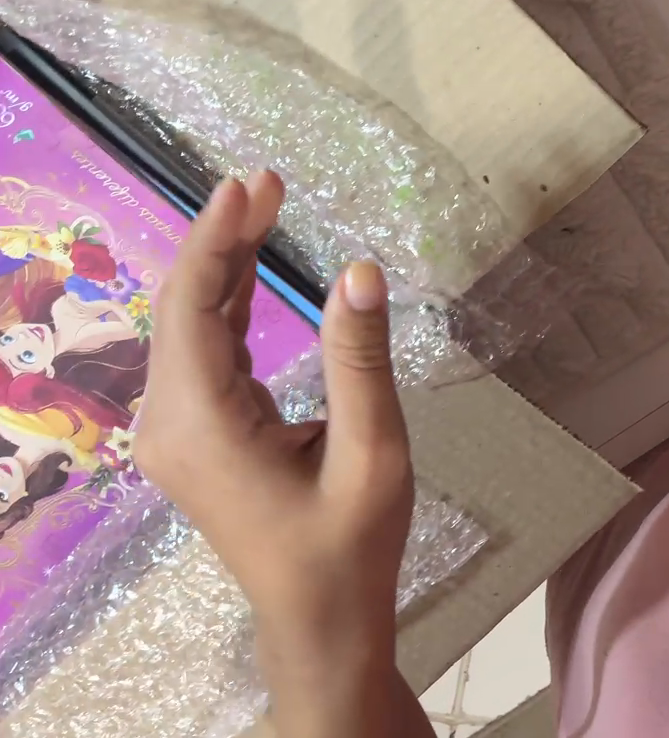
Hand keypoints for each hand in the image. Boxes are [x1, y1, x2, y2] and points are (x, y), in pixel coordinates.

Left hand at [140, 172, 421, 735]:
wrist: (321, 611)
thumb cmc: (351, 535)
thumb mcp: (372, 445)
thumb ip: (361, 359)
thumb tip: (359, 272)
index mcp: (202, 422)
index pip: (197, 308)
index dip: (221, 239)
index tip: (253, 183)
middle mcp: (171, 421)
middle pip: (185, 310)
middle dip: (222, 240)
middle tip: (263, 182)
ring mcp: (182, 432)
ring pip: (192, 330)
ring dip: (227, 268)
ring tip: (262, 212)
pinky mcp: (203, 437)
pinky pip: (208, 354)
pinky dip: (232, 305)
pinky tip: (253, 278)